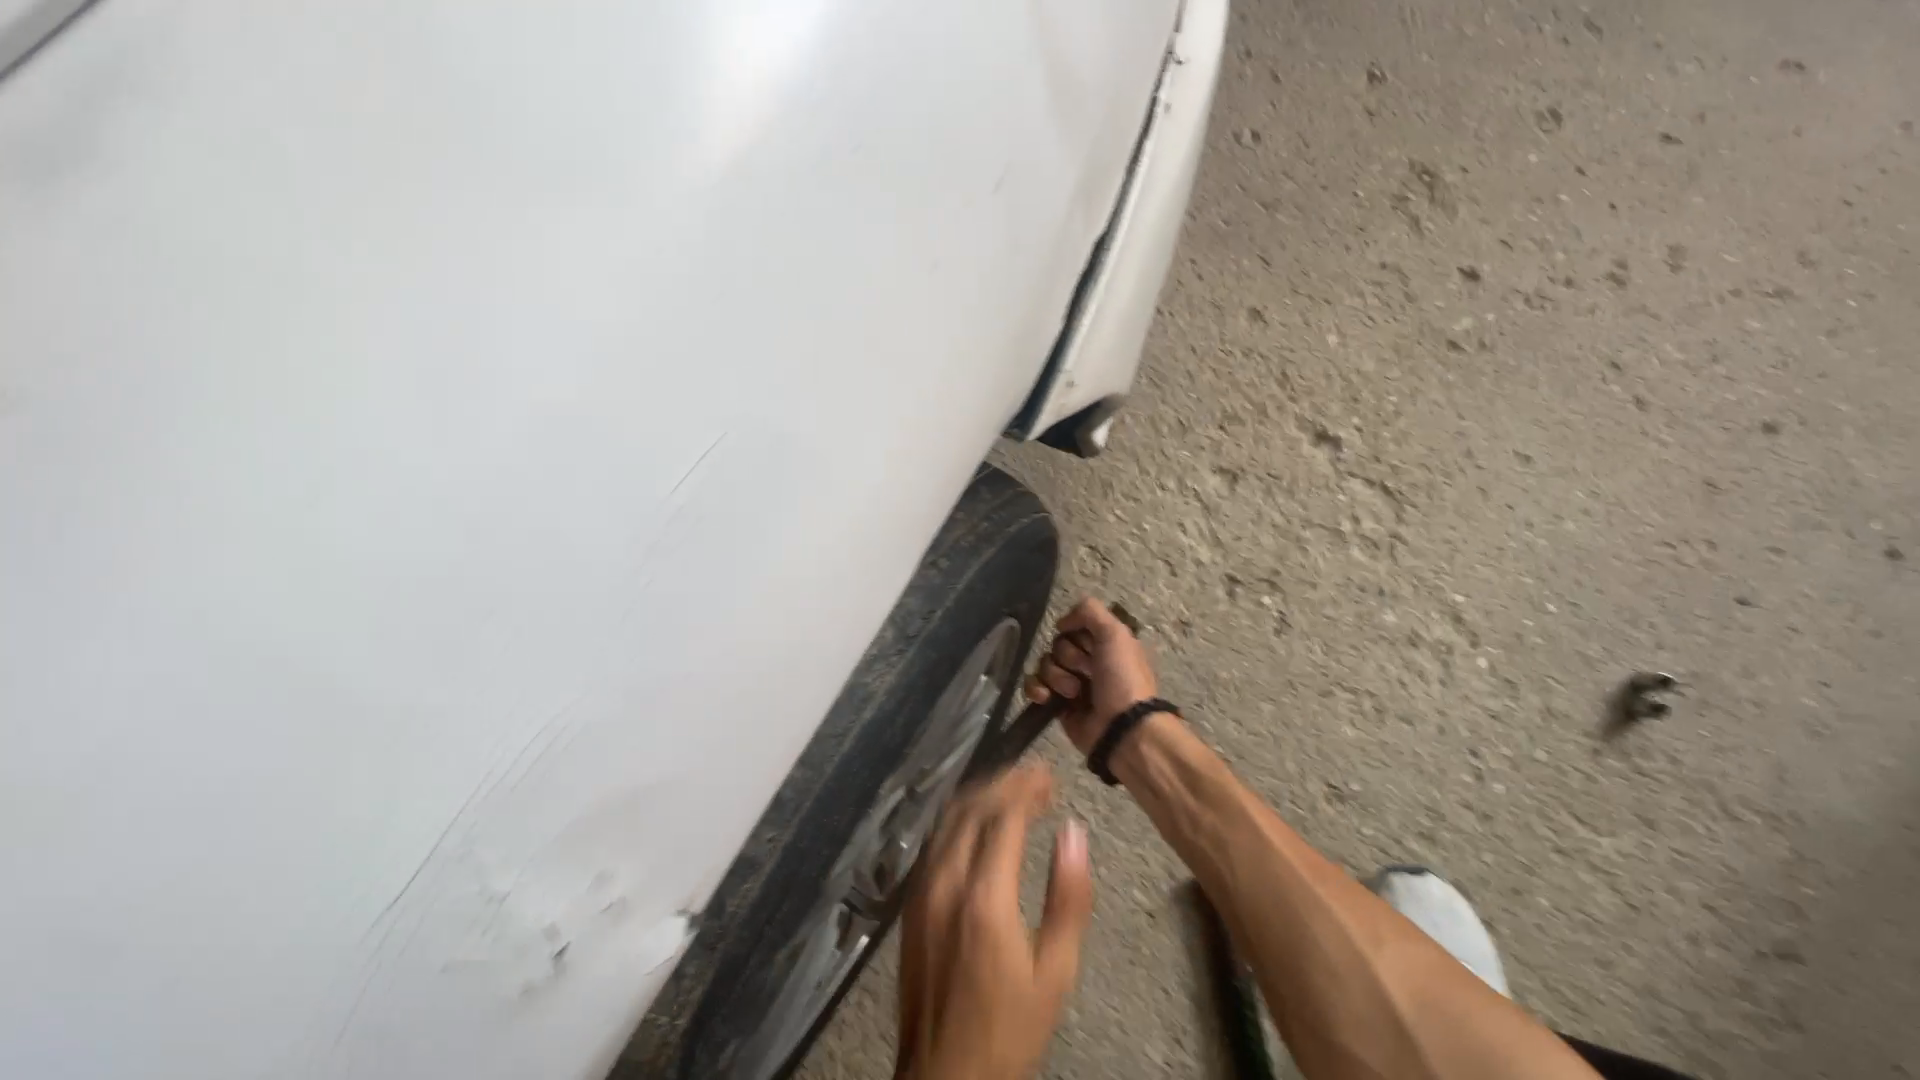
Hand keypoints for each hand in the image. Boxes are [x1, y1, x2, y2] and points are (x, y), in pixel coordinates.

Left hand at [896, 766, 1092, 1079]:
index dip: (1026, 788)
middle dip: (1003, 784)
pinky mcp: (910, 904)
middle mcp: (945, 883)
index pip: (1003, 818)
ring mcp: (921, 892)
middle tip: (1035, 777)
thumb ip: (1067, 898)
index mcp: (984, 898)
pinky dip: (959, 821)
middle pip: (971, 810)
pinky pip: (934, 844)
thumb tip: (1074, 833)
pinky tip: (979, 826)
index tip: (1049, 775)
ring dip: (979, 797)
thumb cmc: (1010, 1028)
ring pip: (947, 822)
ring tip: (1012, 792)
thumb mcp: (1055, 973)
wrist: (944, 1073)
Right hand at [1023, 598, 1159, 754]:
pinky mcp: (1057, 704)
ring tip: (1073, 693)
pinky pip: (1034, 686)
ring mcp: (1071, 683)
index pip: (1074, 626)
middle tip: (1086, 672)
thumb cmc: (1122, 678)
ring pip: (1045, 665)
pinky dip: (1036, 689)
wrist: (1120, 728)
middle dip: (1068, 657)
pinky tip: (1045, 698)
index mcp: (1105, 644)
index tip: (1089, 644)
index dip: (1077, 633)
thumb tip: (1061, 623)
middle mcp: (1089, 661)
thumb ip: (1089, 611)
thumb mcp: (1115, 633)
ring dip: (1056, 676)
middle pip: (1057, 645)